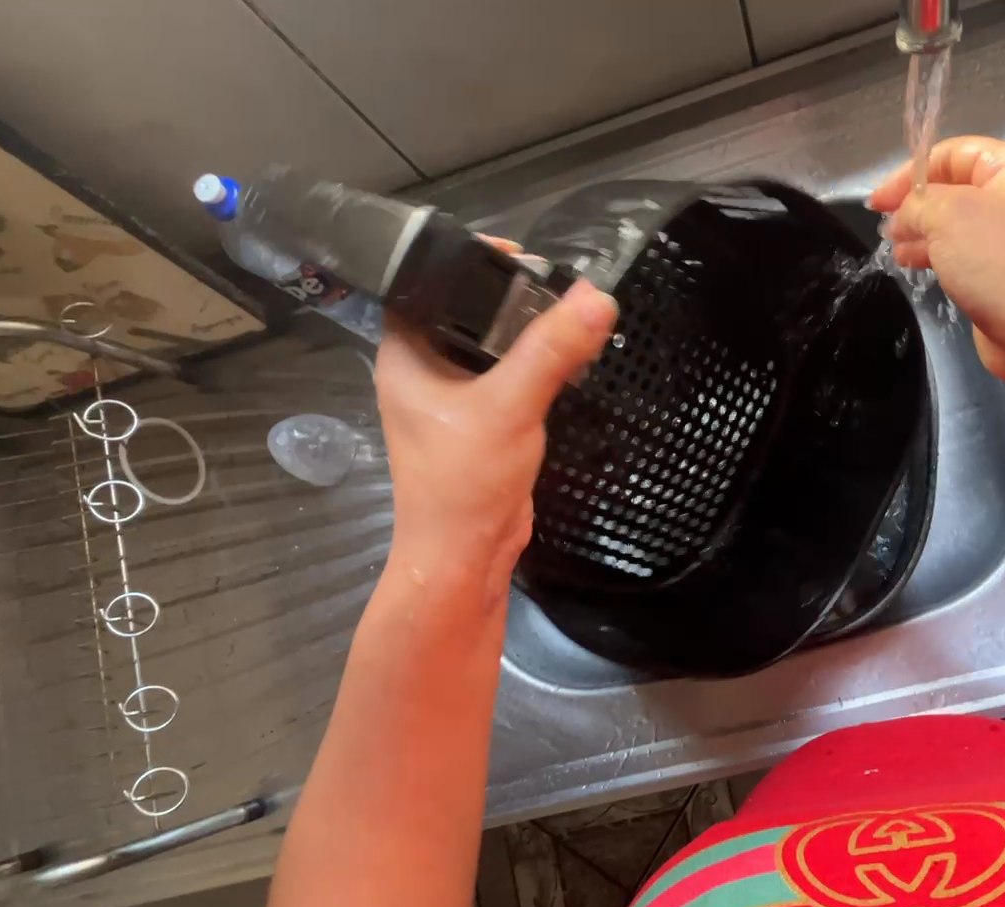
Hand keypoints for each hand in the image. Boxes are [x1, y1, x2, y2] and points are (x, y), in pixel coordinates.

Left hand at [374, 274, 617, 598]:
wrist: (467, 554)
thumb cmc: (464, 479)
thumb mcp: (508, 406)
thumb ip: (551, 352)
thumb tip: (598, 298)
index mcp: (405, 354)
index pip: (430, 284)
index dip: (472, 262)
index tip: (526, 255)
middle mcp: (423, 369)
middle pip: (468, 313)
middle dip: (513, 299)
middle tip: (562, 284)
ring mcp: (452, 399)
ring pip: (492, 349)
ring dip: (528, 336)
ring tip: (571, 314)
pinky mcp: (481, 423)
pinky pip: (508, 380)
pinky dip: (535, 368)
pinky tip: (568, 359)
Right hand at [868, 137, 1004, 387]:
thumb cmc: (999, 263)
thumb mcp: (948, 216)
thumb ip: (918, 204)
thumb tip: (904, 214)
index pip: (953, 153)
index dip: (911, 172)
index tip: (877, 203)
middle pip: (953, 187)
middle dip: (914, 205)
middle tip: (884, 228)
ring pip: (954, 224)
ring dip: (920, 232)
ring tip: (892, 249)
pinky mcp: (1002, 274)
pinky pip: (961, 254)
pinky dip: (934, 255)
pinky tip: (910, 264)